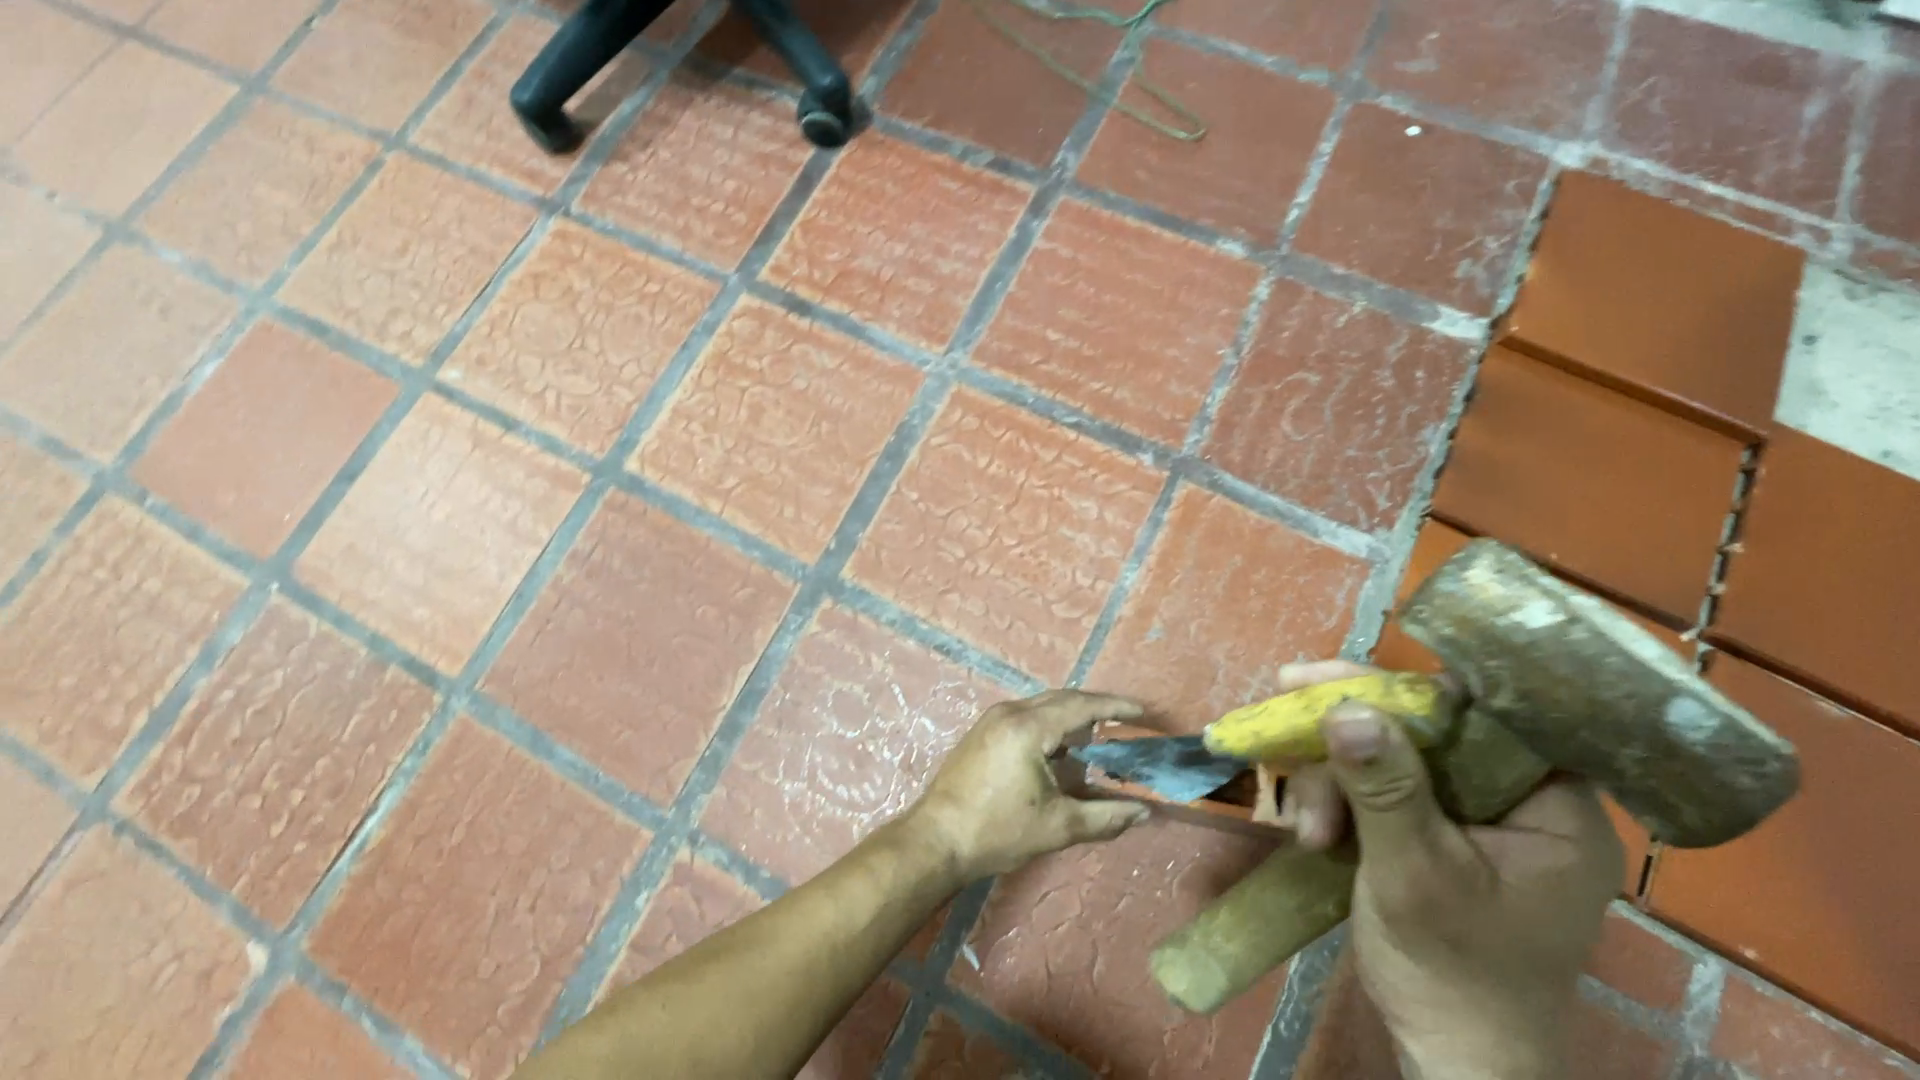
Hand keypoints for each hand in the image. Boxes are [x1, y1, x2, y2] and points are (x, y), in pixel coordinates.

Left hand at [906, 690, 1151, 881]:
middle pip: (1062, 699)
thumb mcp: (1058, 827)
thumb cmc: (997, 832)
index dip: (1115, 707)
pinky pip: (1026, 715)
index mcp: (1028, 727)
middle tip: (1126, 725)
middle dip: (1096, 709)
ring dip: (1071, 716)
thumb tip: (1144, 813)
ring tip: (1099, 738)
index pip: (1082, 706)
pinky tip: (1062, 749)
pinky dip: (1050, 724)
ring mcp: (991, 720)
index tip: (1143, 712)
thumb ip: (1105, 817)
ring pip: (1042, 706)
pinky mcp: (982, 732)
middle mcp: (1009, 713)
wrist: (936, 841)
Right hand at [1280, 661, 1621, 1079]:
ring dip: (1337, 785)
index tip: (1331, 680)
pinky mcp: (1437, 839)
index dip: (1407, 689)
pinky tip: (1313, 834)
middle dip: (1352, 744)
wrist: (1451, 1059)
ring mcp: (1475, 822)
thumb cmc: (1452, 973)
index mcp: (1551, 807)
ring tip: (1306, 830)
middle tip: (1287, 728)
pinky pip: (1384, 794)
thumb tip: (1347, 706)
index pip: (1484, 713)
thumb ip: (1385, 789)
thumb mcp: (1414, 875)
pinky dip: (1342, 807)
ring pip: (1394, 762)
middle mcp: (1518, 803)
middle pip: (1426, 733)